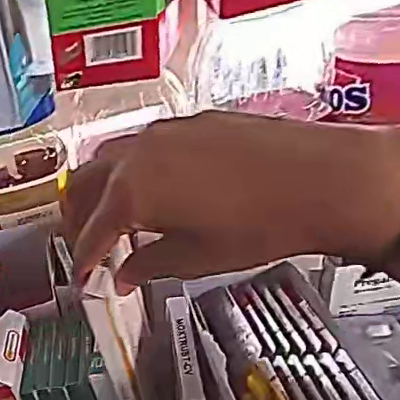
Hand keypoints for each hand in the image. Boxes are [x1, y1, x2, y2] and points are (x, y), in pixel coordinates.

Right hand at [63, 112, 399, 288]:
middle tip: (87, 244)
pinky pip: (144, 145)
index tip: (83, 276)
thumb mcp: (196, 259)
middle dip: (78, 217)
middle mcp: (139, 153)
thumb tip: (126, 274)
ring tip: (115, 217)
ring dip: (101, 188)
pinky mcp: (191, 122)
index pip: (90, 232)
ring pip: (110, 158)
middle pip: (84, 183)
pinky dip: (133, 170)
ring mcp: (165, 131)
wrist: (321, 180)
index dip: (83, 259)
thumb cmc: (261, 223)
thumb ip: (149, 266)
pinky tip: (154, 191)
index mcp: (131, 191)